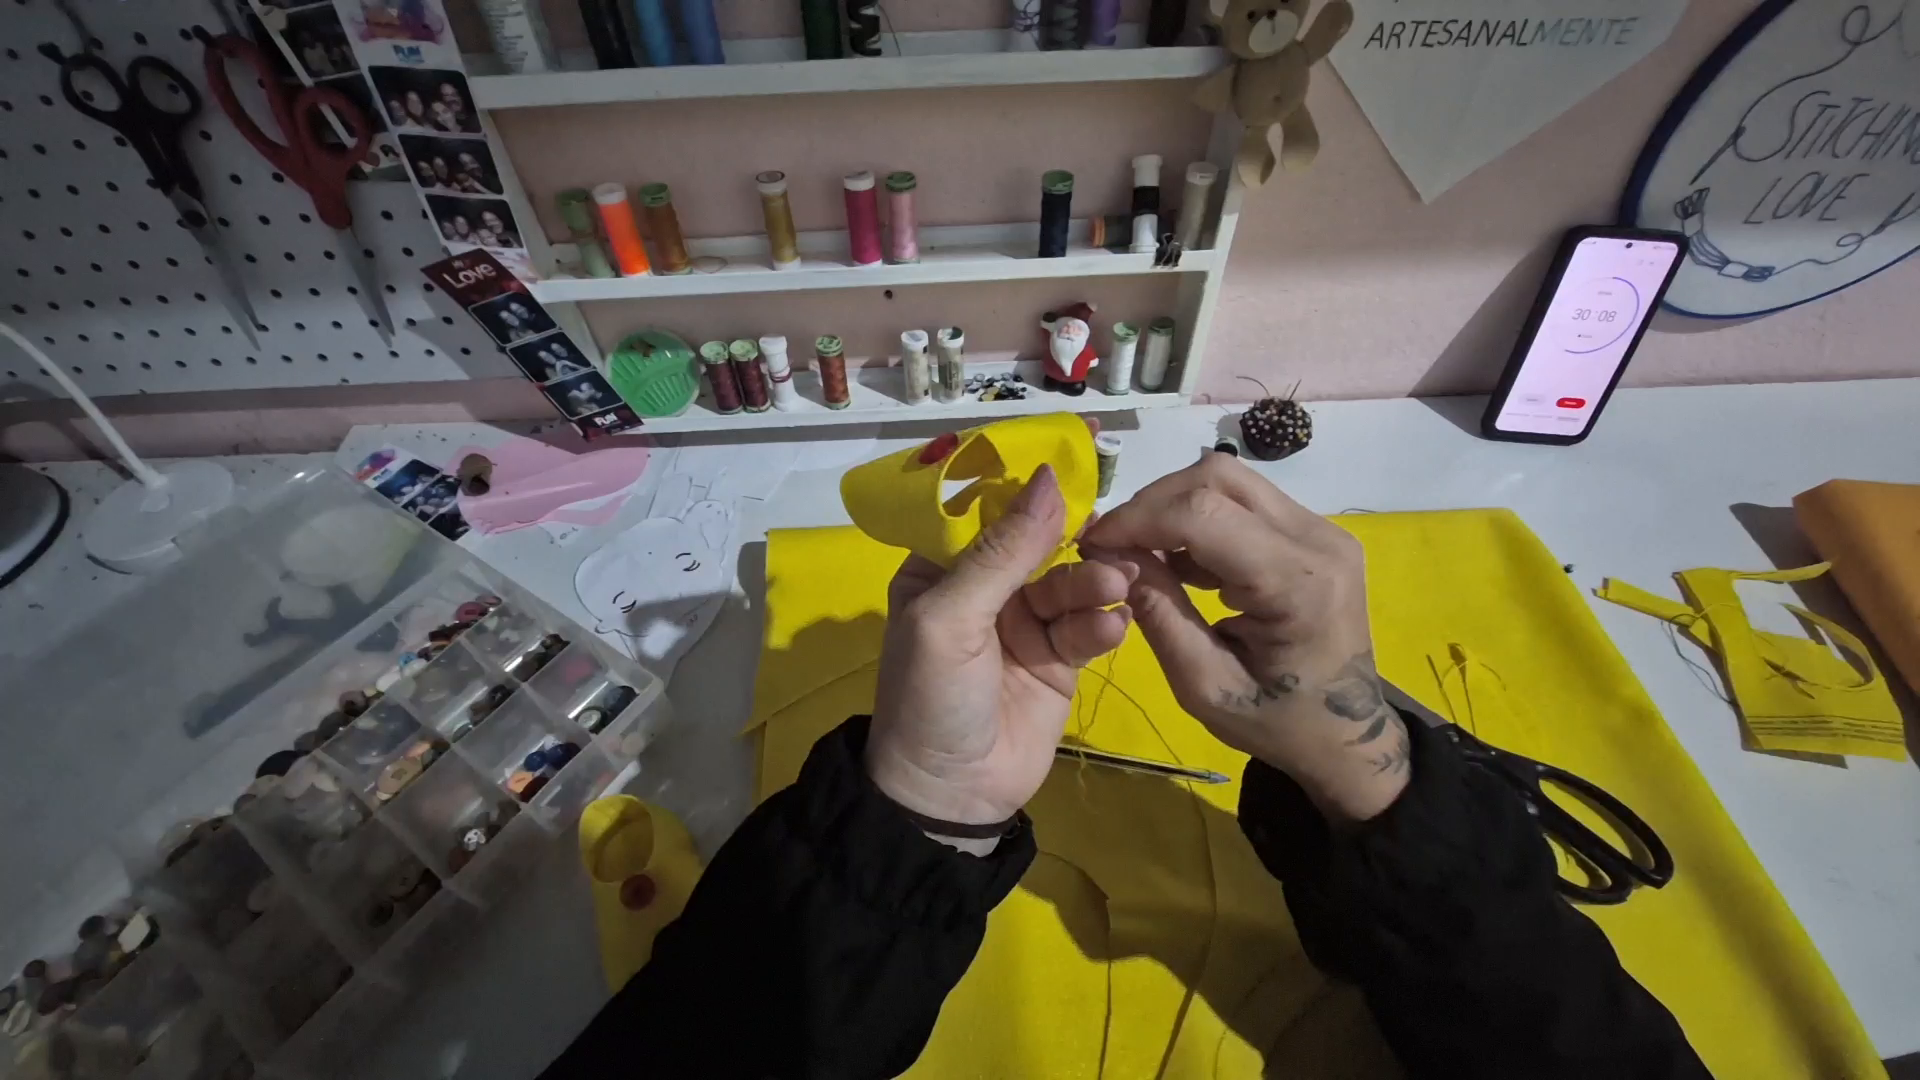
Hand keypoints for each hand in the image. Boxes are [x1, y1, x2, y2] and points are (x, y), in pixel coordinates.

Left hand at [867, 465, 1135, 849]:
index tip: (1081, 448)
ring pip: (1069, 582)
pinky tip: (1109, 627)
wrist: (951, 796)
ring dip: (1093, 583)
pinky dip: (1101, 623)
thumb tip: (1050, 480)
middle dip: (1074, 538)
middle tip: (1112, 537)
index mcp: (941, 568)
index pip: (987, 507)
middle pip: (1038, 542)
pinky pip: (1087, 626)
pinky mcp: (1059, 658)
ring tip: (1112, 589)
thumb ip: (1001, 552)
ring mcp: (1025, 622)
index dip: (1029, 480)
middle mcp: (984, 587)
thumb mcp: (951, 619)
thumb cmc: (930, 697)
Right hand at [1082, 453, 1408, 821]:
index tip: (1094, 544)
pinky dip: (1196, 518)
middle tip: (1115, 544)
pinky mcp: (1312, 531)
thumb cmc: (1276, 722)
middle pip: (1217, 478)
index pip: (1203, 515)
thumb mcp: (1203, 687)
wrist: (1345, 734)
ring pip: (1227, 479)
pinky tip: (1177, 560)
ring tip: (1141, 551)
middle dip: (1152, 504)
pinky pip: (1241, 500)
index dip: (1138, 519)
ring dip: (1172, 507)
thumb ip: (1159, 616)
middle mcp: (1318, 540)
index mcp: (1298, 584)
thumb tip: (1115, 557)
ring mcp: (1321, 530)